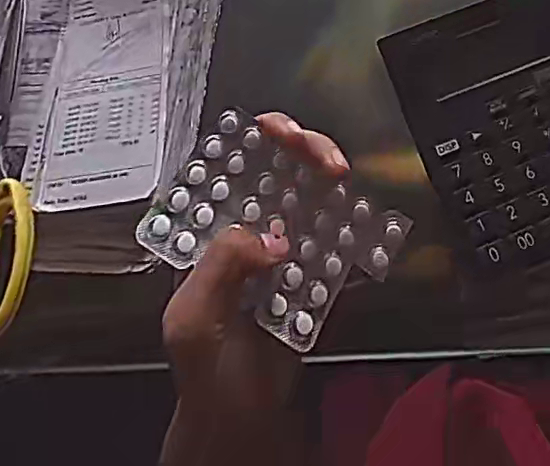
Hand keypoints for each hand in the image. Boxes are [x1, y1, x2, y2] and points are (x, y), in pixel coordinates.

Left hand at [159, 113, 347, 465]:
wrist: (242, 420)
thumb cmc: (204, 370)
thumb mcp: (192, 318)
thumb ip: (219, 266)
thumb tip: (271, 234)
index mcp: (215, 230)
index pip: (234, 166)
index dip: (256, 138)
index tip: (279, 129)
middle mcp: (254, 226)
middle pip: (282, 168)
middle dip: (306, 148)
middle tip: (325, 158)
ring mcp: (290, 245)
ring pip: (315, 192)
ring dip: (331, 177)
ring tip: (340, 176)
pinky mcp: (319, 268)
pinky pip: (339, 237)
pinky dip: (352, 223)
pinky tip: (357, 220)